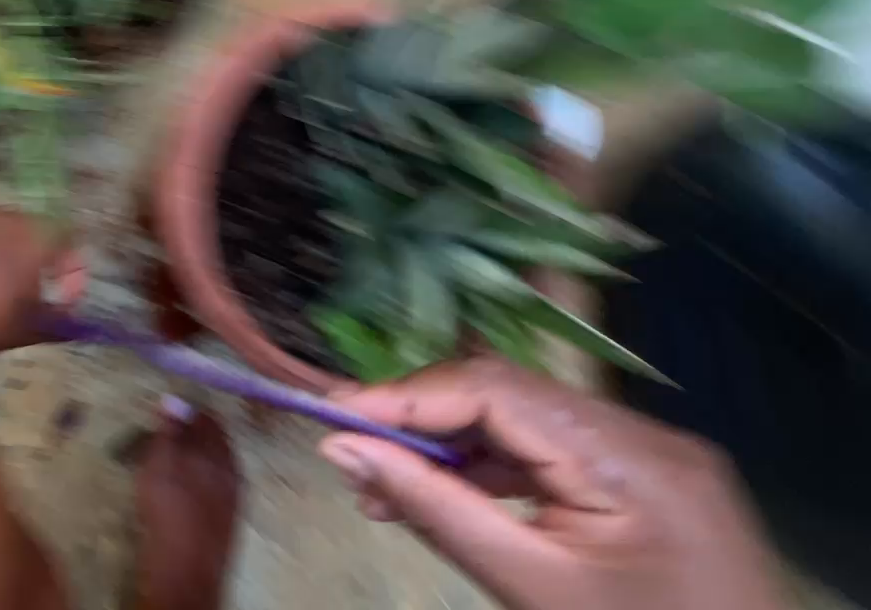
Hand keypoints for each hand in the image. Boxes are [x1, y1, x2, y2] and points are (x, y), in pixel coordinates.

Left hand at [0, 206, 80, 357]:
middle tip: (24, 295)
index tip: (60, 302)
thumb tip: (68, 319)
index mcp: (38, 238)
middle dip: (36, 260)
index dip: (71, 273)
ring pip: (0, 228)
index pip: (69, 243)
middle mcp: (8, 216)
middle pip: (35, 231)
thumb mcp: (24, 330)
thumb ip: (56, 322)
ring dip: (3, 250)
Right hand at [317, 358, 781, 609]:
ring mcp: (646, 452)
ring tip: (385, 488)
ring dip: (444, 444)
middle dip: (418, 419)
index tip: (331, 416)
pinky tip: (443, 496)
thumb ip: (429, 506)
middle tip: (352, 452)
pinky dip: (484, 466)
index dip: (402, 396)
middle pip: (500, 395)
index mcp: (632, 460)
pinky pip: (540, 448)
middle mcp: (644, 434)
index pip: (491, 390)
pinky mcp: (638, 474)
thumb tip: (337, 447)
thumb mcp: (527, 587)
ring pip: (514, 418)